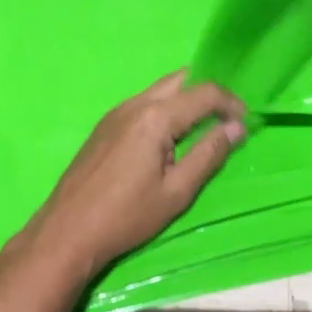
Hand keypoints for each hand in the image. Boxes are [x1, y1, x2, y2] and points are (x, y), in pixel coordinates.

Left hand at [26, 71, 246, 279]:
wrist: (66, 232)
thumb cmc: (126, 216)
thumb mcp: (177, 191)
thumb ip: (209, 154)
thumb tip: (237, 127)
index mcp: (155, 117)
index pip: (204, 92)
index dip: (231, 103)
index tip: (246, 123)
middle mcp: (135, 104)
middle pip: (181, 79)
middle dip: (208, 93)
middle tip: (226, 120)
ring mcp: (116, 113)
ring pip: (161, 90)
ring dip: (186, 101)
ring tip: (203, 130)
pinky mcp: (105, 126)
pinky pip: (144, 104)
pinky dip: (166, 110)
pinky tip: (170, 139)